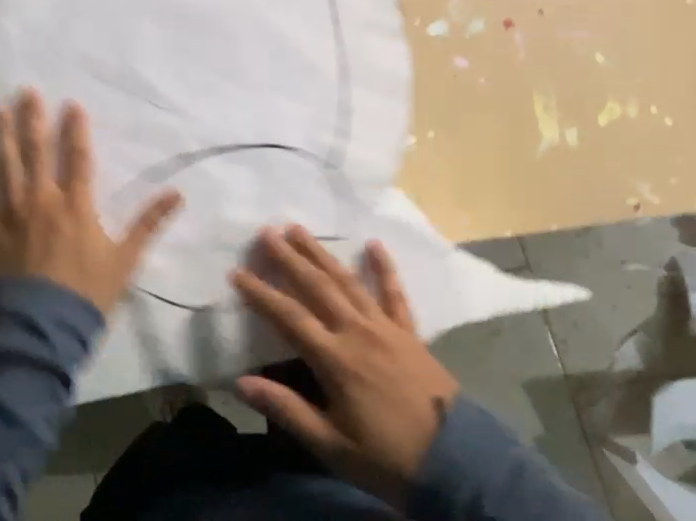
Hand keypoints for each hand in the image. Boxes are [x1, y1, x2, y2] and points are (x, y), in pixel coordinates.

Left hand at [0, 89, 182, 312]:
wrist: (43, 327)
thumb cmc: (87, 292)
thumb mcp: (125, 259)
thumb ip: (148, 223)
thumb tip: (177, 194)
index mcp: (75, 204)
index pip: (76, 156)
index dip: (75, 128)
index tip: (72, 104)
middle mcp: (41, 200)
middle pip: (36, 151)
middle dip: (33, 119)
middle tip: (27, 91)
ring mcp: (12, 214)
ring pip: (6, 167)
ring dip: (3, 137)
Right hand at [231, 227, 461, 502]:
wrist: (459, 464)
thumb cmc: (388, 459)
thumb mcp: (332, 446)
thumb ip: (287, 410)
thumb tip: (240, 382)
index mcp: (336, 360)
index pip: (289, 317)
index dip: (261, 293)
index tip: (236, 272)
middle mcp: (358, 333)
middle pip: (318, 287)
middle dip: (289, 258)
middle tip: (266, 232)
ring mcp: (387, 329)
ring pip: (348, 282)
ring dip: (322, 254)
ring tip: (300, 230)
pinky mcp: (411, 334)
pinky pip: (395, 294)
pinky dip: (385, 268)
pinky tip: (374, 244)